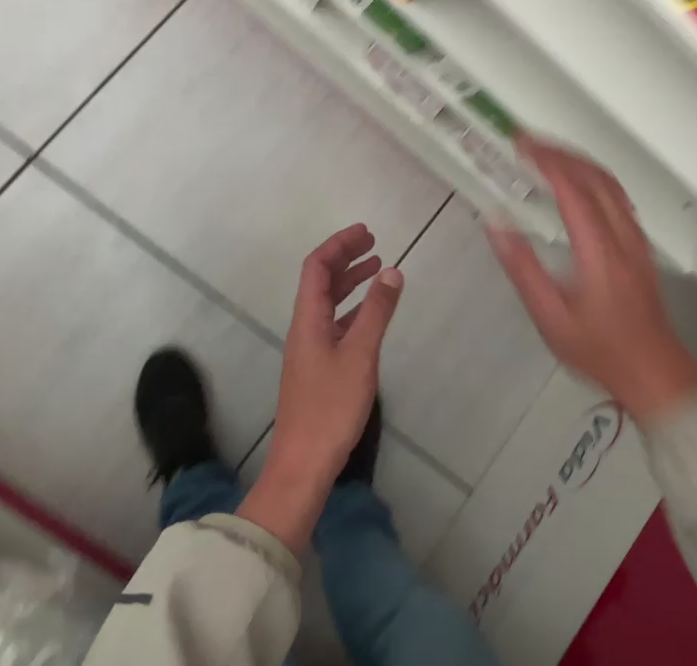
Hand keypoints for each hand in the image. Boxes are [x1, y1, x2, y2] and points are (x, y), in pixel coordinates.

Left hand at [241, 223, 401, 554]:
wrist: (303, 462)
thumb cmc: (330, 407)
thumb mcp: (360, 355)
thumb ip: (377, 312)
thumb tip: (392, 271)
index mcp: (308, 320)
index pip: (316, 268)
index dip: (339, 245)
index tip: (366, 233)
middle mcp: (304, 329)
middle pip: (320, 282)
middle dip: (345, 259)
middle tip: (374, 244)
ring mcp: (310, 350)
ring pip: (328, 304)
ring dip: (350, 283)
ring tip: (378, 270)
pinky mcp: (319, 370)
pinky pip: (335, 325)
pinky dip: (353, 310)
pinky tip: (371, 315)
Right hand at [487, 138, 696, 424]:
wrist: (652, 370)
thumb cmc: (600, 350)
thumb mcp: (550, 316)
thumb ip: (523, 269)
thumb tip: (498, 227)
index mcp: (599, 251)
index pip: (573, 189)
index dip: (547, 161)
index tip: (522, 145)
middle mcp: (622, 238)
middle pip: (595, 177)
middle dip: (560, 152)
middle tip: (529, 142)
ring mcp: (636, 240)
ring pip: (611, 183)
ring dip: (579, 161)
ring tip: (550, 153)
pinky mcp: (641, 247)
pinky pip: (620, 197)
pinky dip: (595, 177)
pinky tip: (582, 181)